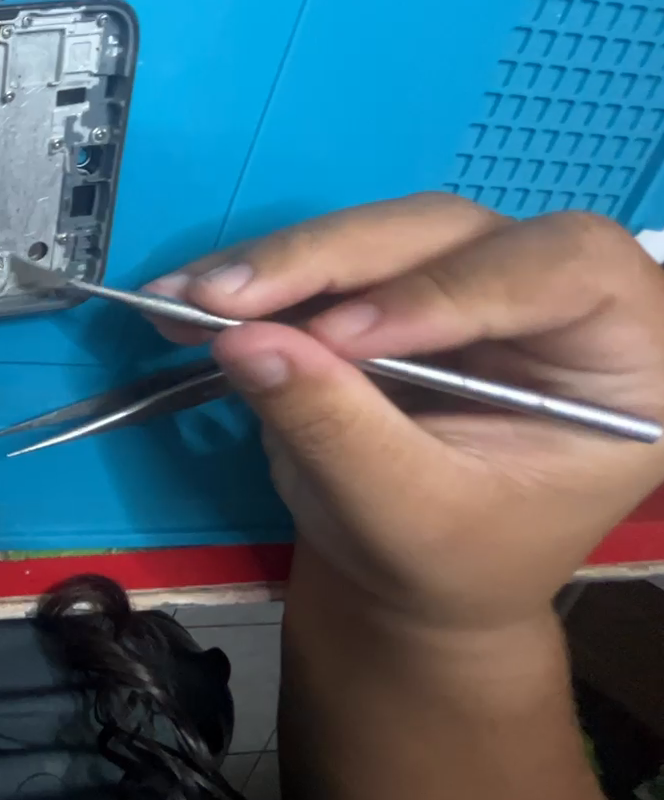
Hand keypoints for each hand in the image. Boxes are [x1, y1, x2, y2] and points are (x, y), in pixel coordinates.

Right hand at [149, 194, 663, 630]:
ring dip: (265, 265)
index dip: (447, 288)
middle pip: (440, 232)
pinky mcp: (372, 291)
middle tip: (217, 298)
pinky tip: (179, 302)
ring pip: (365, 234)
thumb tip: (236, 341)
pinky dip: (237, 280)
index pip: (561, 273)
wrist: (405, 567)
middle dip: (320, 261)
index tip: (335, 338)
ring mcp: (452, 287)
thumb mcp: (394, 506)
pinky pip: (306, 264)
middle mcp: (545, 303)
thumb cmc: (439, 554)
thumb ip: (330, 423)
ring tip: (179, 300)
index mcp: (621, 361)